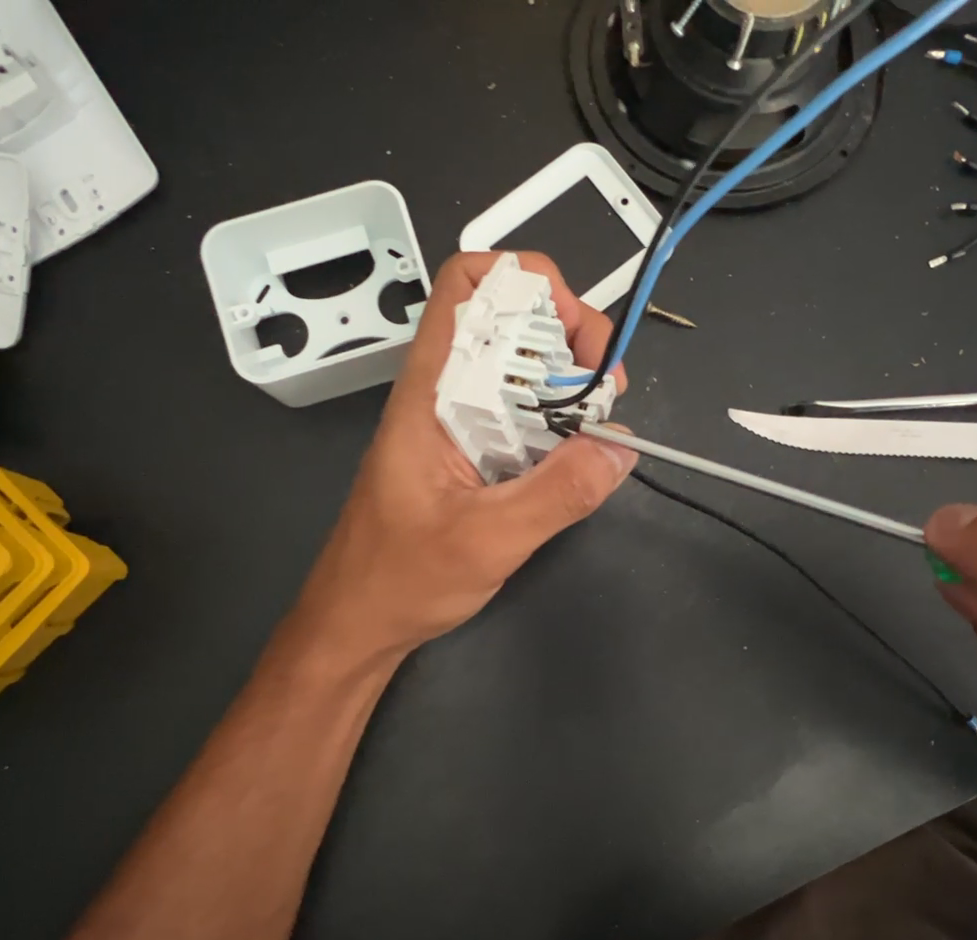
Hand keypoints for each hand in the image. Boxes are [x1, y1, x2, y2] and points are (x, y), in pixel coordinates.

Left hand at [292, 252, 636, 660]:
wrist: (356, 621)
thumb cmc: (401, 579)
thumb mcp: (487, 540)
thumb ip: (557, 494)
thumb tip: (619, 446)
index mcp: (430, 391)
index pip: (466, 286)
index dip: (528, 282)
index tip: (576, 334)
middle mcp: (442, 393)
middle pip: (506, 319)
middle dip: (566, 334)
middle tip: (605, 388)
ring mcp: (455, 423)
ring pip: (517, 369)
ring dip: (566, 382)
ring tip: (599, 421)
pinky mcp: (468, 455)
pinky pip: (519, 416)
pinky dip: (555, 422)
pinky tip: (576, 457)